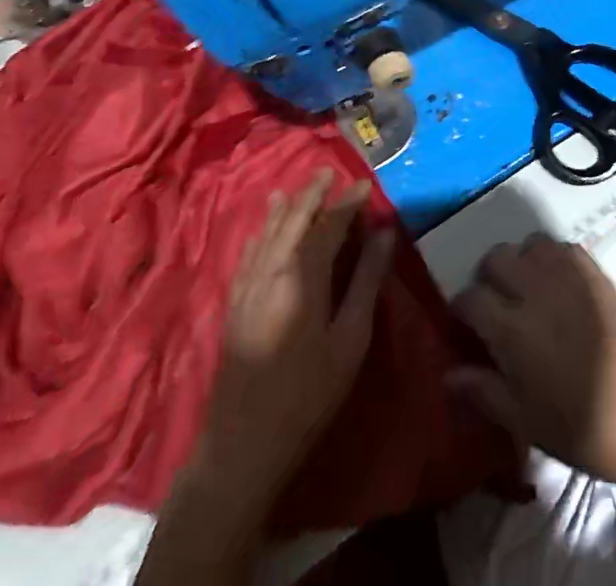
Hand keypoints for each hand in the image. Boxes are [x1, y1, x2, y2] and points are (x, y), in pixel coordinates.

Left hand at [203, 171, 394, 485]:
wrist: (244, 444)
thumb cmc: (310, 392)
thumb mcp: (351, 338)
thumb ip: (366, 281)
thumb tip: (383, 235)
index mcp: (300, 281)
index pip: (326, 229)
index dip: (345, 205)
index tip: (365, 186)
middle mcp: (267, 276)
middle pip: (290, 225)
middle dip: (310, 197)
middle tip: (327, 171)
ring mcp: (244, 290)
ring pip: (264, 237)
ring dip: (283, 210)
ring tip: (294, 188)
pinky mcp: (233, 306)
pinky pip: (247, 255)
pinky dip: (260, 234)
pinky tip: (263, 230)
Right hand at [450, 236, 615, 489]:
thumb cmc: (577, 424)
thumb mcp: (521, 419)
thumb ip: (483, 390)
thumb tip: (449, 373)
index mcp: (510, 330)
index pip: (469, 298)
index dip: (462, 310)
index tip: (467, 325)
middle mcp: (536, 292)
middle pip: (497, 258)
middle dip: (489, 276)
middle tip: (497, 302)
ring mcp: (570, 278)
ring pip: (531, 244)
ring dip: (523, 261)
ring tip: (527, 287)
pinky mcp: (598, 274)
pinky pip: (566, 248)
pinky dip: (555, 257)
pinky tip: (558, 281)